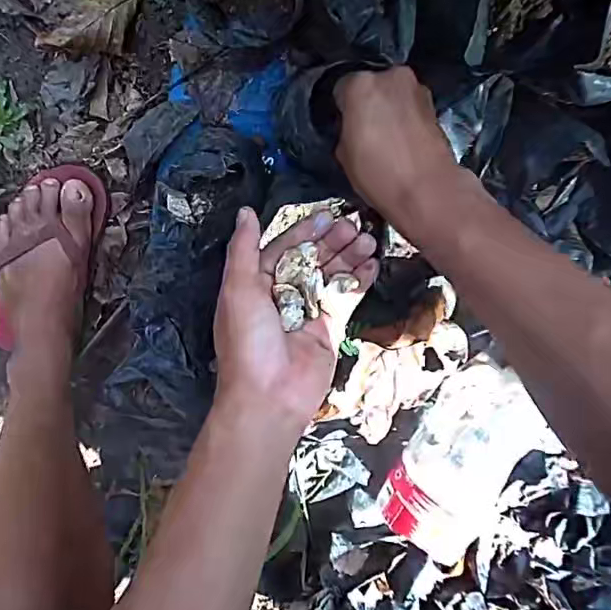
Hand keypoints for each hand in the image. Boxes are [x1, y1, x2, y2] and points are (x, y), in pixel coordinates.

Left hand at [213, 207, 378, 425]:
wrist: (268, 396)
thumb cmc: (247, 342)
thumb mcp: (238, 288)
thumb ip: (243, 248)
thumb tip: (245, 213)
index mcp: (255, 283)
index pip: (283, 248)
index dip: (304, 232)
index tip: (327, 216)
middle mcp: (281, 295)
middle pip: (310, 259)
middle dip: (332, 242)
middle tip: (354, 225)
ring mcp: (305, 312)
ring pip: (330, 276)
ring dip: (349, 257)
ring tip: (368, 239)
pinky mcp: (327, 329)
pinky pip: (344, 299)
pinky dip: (359, 281)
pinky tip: (372, 264)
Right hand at [334, 67, 463, 225]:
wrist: (428, 190)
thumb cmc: (378, 172)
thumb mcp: (343, 154)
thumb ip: (345, 129)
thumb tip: (352, 128)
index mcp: (360, 84)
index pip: (341, 88)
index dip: (341, 109)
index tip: (342, 125)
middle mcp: (390, 77)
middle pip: (371, 86)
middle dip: (367, 104)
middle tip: (364, 131)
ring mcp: (417, 88)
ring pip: (393, 94)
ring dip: (388, 110)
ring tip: (386, 139)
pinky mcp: (435, 105)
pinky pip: (410, 106)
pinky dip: (405, 118)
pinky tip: (402, 142)